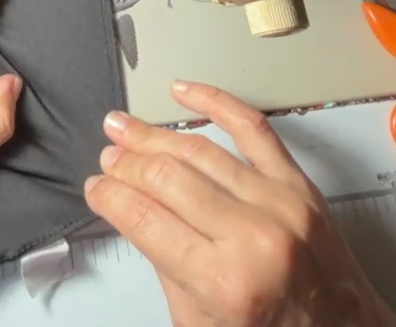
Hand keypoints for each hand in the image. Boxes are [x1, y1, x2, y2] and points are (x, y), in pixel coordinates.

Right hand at [85, 81, 395, 326]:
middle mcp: (255, 237)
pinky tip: (183, 91)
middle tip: (106, 156)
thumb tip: (130, 206)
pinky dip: (215, 101)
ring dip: (153, 134)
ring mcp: (281, 203)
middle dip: (126, 164)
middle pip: (167, 177)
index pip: (144, 219)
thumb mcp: (202, 324)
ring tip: (124, 126)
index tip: (95, 188)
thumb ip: (166, 263)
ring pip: (199, 149)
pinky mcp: (299, 184)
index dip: (110, 197)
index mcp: (227, 284)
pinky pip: (253, 128)